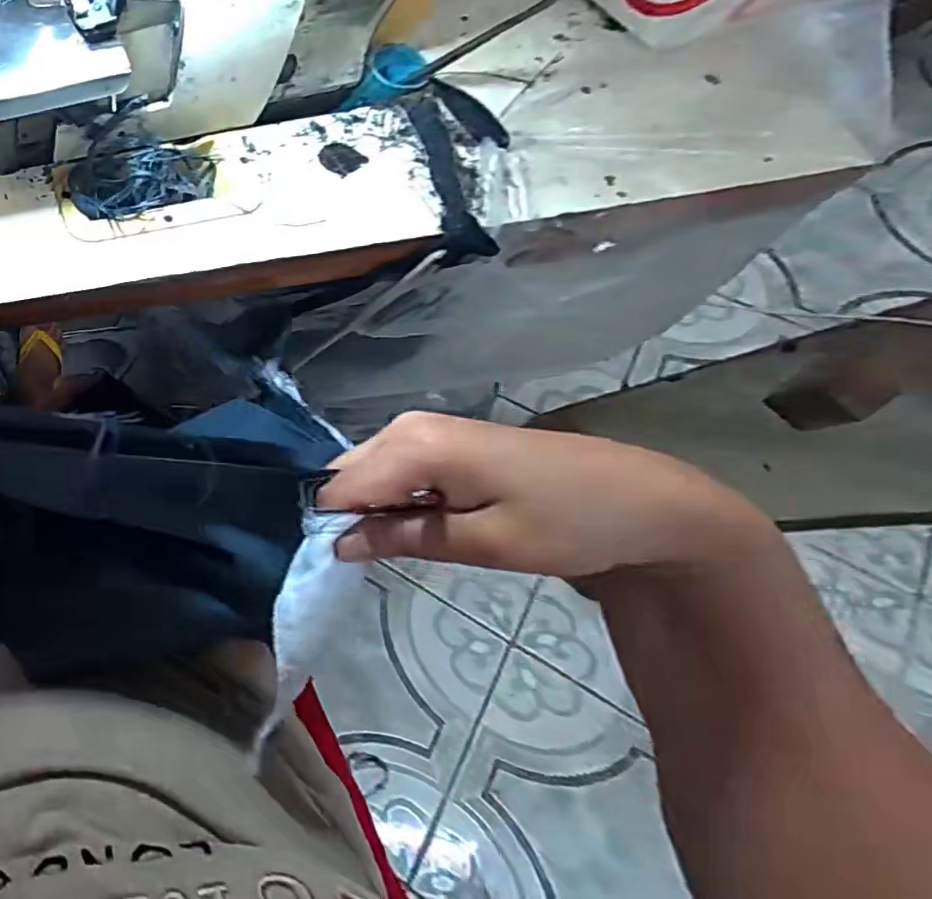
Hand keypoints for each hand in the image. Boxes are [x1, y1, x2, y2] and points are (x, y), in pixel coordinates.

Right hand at [318, 412, 777, 580]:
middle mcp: (406, 426)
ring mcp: (420, 426)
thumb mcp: (484, 543)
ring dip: (374, 505)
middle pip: (345, 473)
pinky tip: (425, 515)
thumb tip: (338, 544)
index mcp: (414, 446)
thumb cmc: (570, 523)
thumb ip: (402, 538)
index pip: (338, 487)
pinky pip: (388, 464)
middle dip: (353, 513)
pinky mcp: (436, 434)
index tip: (357, 561)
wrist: (651, 500)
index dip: (336, 526)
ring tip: (413, 536)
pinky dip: (393, 494)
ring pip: (364, 469)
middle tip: (389, 552)